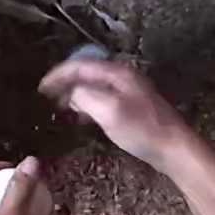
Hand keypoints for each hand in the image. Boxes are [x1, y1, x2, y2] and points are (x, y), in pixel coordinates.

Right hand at [39, 57, 200, 171]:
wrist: (175, 149)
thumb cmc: (142, 130)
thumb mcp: (108, 111)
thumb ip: (84, 96)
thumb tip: (71, 93)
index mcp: (116, 73)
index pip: (79, 65)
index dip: (57, 75)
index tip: (39, 89)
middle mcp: (123, 76)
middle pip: (86, 73)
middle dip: (64, 83)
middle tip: (45, 99)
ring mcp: (129, 91)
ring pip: (93, 86)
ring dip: (74, 94)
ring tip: (58, 108)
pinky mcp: (132, 107)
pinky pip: (102, 99)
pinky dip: (86, 104)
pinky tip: (81, 118)